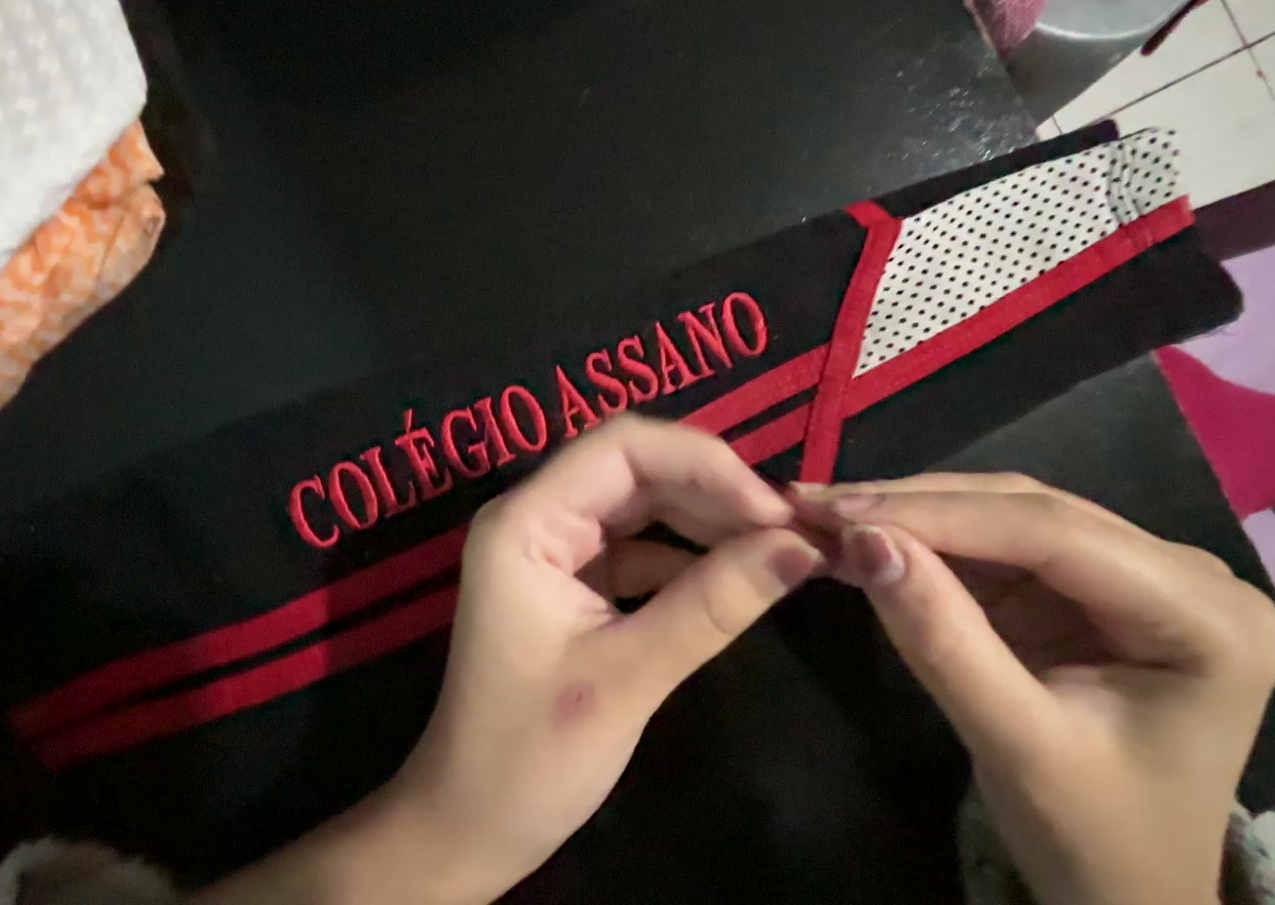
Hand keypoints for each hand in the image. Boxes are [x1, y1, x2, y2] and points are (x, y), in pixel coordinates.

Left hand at [194, 417, 818, 904]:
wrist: (473, 827)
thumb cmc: (531, 758)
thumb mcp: (628, 676)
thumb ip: (713, 604)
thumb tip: (801, 546)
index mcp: (526, 522)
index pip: (622, 448)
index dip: (705, 462)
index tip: (774, 509)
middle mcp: (537, 516)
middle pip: (636, 468)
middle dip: (714, 489)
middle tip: (790, 528)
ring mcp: (555, 547)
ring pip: (644, 502)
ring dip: (709, 518)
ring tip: (777, 545)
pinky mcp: (575, 579)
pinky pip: (642, 544)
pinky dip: (690, 553)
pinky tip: (737, 572)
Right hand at [812, 474, 1274, 904]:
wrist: (1123, 892)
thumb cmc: (1092, 836)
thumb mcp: (1015, 744)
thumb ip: (942, 638)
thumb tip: (862, 541)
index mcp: (1206, 614)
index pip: (1053, 532)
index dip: (938, 513)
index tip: (838, 511)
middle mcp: (1179, 572)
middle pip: (1026, 510)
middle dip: (913, 505)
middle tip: (814, 504)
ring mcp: (1127, 570)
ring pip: (999, 513)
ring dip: (908, 513)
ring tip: (824, 514)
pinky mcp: (1077, 583)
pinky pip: (988, 542)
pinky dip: (920, 539)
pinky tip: (862, 536)